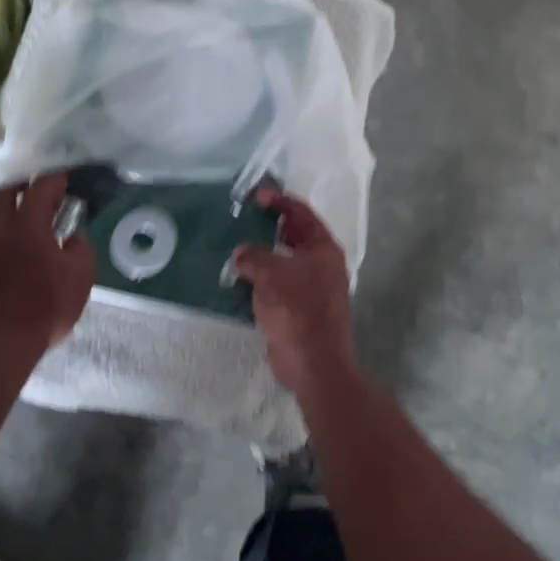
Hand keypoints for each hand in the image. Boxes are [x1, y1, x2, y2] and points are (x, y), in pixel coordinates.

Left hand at [0, 173, 94, 353]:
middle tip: (37, 195)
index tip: (64, 180)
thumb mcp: (80, 276)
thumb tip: (74, 238)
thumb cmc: (43, 305)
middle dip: (22, 188)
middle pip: (4, 193)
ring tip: (12, 217)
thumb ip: (80, 249)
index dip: (55, 180)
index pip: (41, 187)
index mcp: (28, 222)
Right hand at [233, 189, 359, 394]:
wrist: (313, 363)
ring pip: (284, 262)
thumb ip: (253, 256)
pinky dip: (261, 280)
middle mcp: (322, 264)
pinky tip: (240, 280)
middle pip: (294, 235)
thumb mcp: (271, 274)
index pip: (301, 213)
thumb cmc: (297, 310)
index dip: (279, 201)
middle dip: (270, 227)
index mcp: (323, 248)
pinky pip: (278, 286)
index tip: (255, 197)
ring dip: (263, 255)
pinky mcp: (300, 309)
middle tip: (243, 220)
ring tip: (236, 248)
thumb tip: (242, 253)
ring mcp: (313, 288)